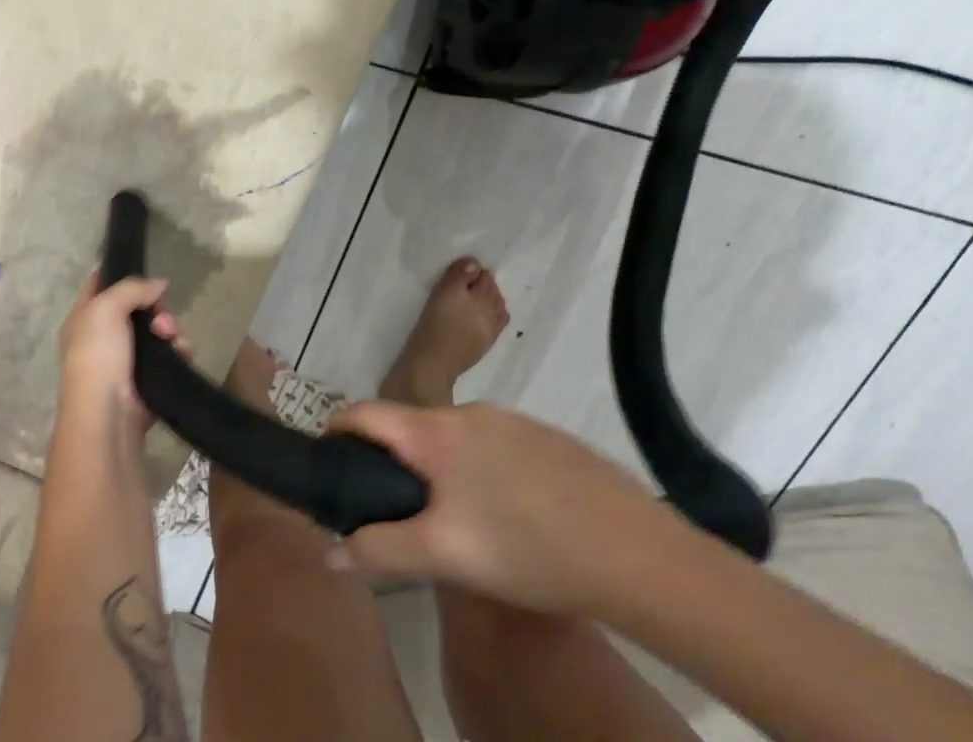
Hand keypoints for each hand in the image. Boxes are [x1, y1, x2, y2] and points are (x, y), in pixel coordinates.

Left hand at [57, 271, 190, 436]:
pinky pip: (168, 356)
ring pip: (156, 331)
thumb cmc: (97, 355)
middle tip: (161, 320)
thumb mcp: (105, 309)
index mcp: (83, 319)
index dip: (118, 275)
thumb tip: (158, 284)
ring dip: (170, 330)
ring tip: (171, 338)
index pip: (98, 286)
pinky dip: (178, 351)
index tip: (144, 272)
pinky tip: (181, 353)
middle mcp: (102, 338)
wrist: (108, 412)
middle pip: (136, 309)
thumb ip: (131, 289)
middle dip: (155, 309)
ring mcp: (126, 360)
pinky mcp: (148, 379)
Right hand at [325, 401, 678, 614]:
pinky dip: (488, 471)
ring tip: (459, 518)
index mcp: (436, 432)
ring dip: (444, 466)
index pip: (366, 412)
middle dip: (396, 460)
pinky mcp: (557, 440)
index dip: (338, 429)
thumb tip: (328, 553)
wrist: (645, 561)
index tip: (330, 458)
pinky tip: (514, 517)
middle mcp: (474, 413)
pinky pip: (502, 447)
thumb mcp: (443, 557)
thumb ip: (378, 549)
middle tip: (398, 507)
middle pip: (413, 427)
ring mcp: (521, 422)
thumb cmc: (528, 551)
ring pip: (459, 438)